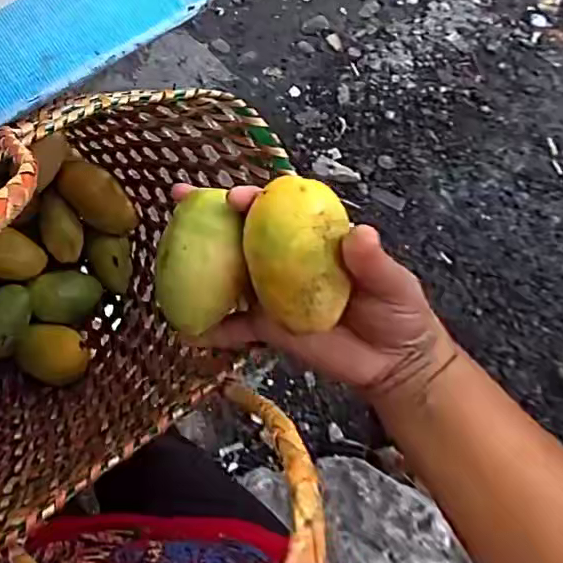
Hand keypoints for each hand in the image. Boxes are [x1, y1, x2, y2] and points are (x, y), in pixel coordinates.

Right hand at [173, 184, 460, 408]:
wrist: (395, 366)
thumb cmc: (398, 313)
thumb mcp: (395, 285)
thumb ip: (375, 263)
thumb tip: (362, 233)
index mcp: (306, 238)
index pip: (274, 210)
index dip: (253, 198)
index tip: (237, 197)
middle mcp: (278, 257)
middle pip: (236, 229)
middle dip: (204, 210)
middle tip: (178, 196)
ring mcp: (266, 289)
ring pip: (224, 269)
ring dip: (194, 260)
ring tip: (165, 255)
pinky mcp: (264, 324)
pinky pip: (231, 325)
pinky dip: (210, 328)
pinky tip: (188, 331)